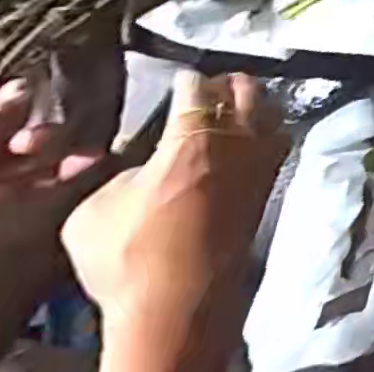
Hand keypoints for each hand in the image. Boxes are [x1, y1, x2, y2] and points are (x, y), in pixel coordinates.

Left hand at [0, 80, 102, 302]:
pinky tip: (79, 169)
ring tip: (51, 155)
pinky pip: (27, 193)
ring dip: (52, 151)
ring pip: (31, 157)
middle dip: (33, 130)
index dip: (7, 101)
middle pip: (16, 130)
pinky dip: (58, 179)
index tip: (13, 100)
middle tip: (25, 143)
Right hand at [62, 72, 285, 371]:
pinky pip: (278, 135)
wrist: (179, 296)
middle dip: (227, 81)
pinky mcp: (272, 176)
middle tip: (211, 86)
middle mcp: (238, 135)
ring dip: (253, 101)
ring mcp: (261, 155)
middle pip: (244, 88)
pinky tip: (252, 135)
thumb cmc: (130, 254)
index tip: (181, 77)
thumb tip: (141, 163)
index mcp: (193, 135)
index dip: (186, 79)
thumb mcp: (95, 209)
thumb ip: (119, 172)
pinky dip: (267, 127)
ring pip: (269, 107)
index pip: (195, 88)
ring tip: (234, 106)